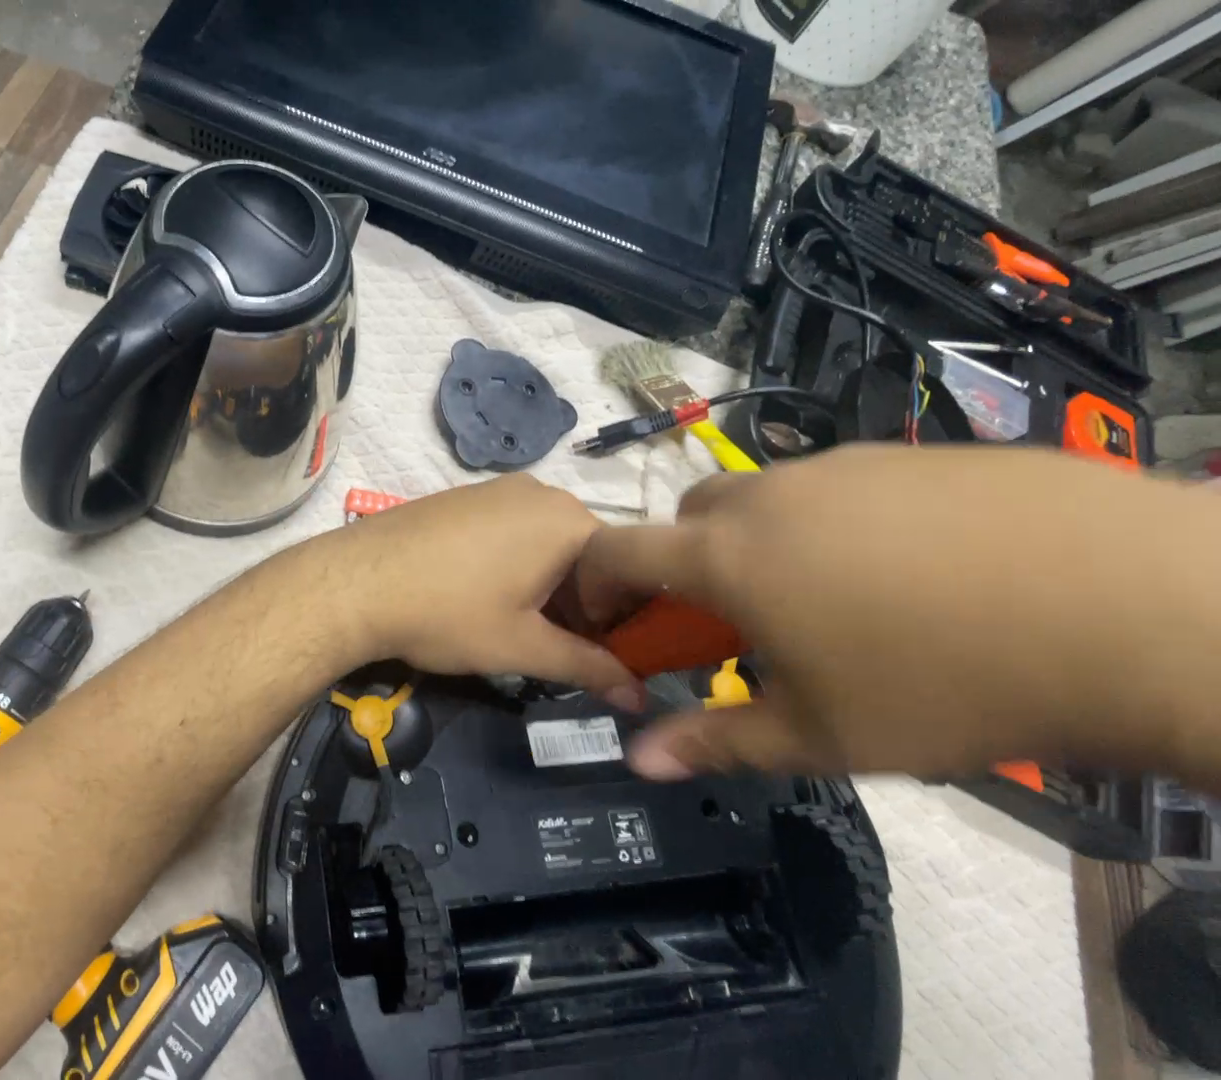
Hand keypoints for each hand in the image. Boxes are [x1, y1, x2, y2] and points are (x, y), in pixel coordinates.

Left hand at [287, 474, 643, 706]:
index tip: (602, 657)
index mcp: (571, 520)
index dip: (620, 619)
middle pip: (584, 555)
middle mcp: (540, 492)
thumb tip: (639, 697)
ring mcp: (494, 489)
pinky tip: (479, 599)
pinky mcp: (459, 497)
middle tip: (554, 649)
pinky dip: (509, 566)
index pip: (626, 571)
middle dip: (578, 604)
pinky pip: (506, 532)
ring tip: (513, 628)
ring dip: (543, 587)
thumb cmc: (447, 614)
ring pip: (543, 544)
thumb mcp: (522, 648)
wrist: (351, 583)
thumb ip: (587, 668)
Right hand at [579, 444, 1220, 780]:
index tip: (611, 619)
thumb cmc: (950, 685)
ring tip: (836, 600)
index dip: (595, 582)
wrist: (1145, 612)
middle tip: (737, 620)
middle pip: (691, 515)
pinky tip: (913, 571)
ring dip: (766, 542)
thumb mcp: (823, 735)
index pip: (618, 550)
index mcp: (730, 556)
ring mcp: (850, 465)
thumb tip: (639, 762)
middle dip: (687, 561)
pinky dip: (841, 523)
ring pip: (770, 497)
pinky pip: (846, 486)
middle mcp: (774, 494)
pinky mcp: (920, 455)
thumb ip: (717, 742)